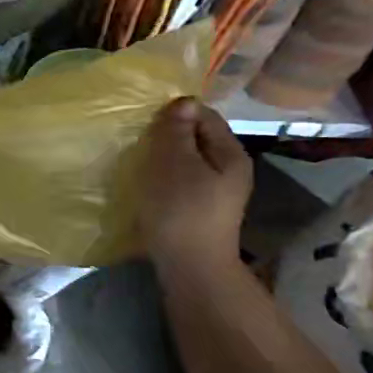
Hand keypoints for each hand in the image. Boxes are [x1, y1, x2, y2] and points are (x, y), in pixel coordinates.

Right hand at [140, 97, 251, 267]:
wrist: (190, 270)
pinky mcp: (202, 213)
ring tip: (141, 164)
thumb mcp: (175, 163)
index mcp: (231, 154)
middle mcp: (230, 171)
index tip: (149, 121)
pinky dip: (165, 181)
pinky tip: (148, 189)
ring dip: (165, 161)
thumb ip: (177, 131)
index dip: (178, 113)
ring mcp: (217, 195)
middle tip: (141, 142)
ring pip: (188, 164)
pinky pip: (182, 184)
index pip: (205, 116)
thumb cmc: (181, 211)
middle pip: (198, 140)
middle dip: (169, 137)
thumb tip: (183, 102)